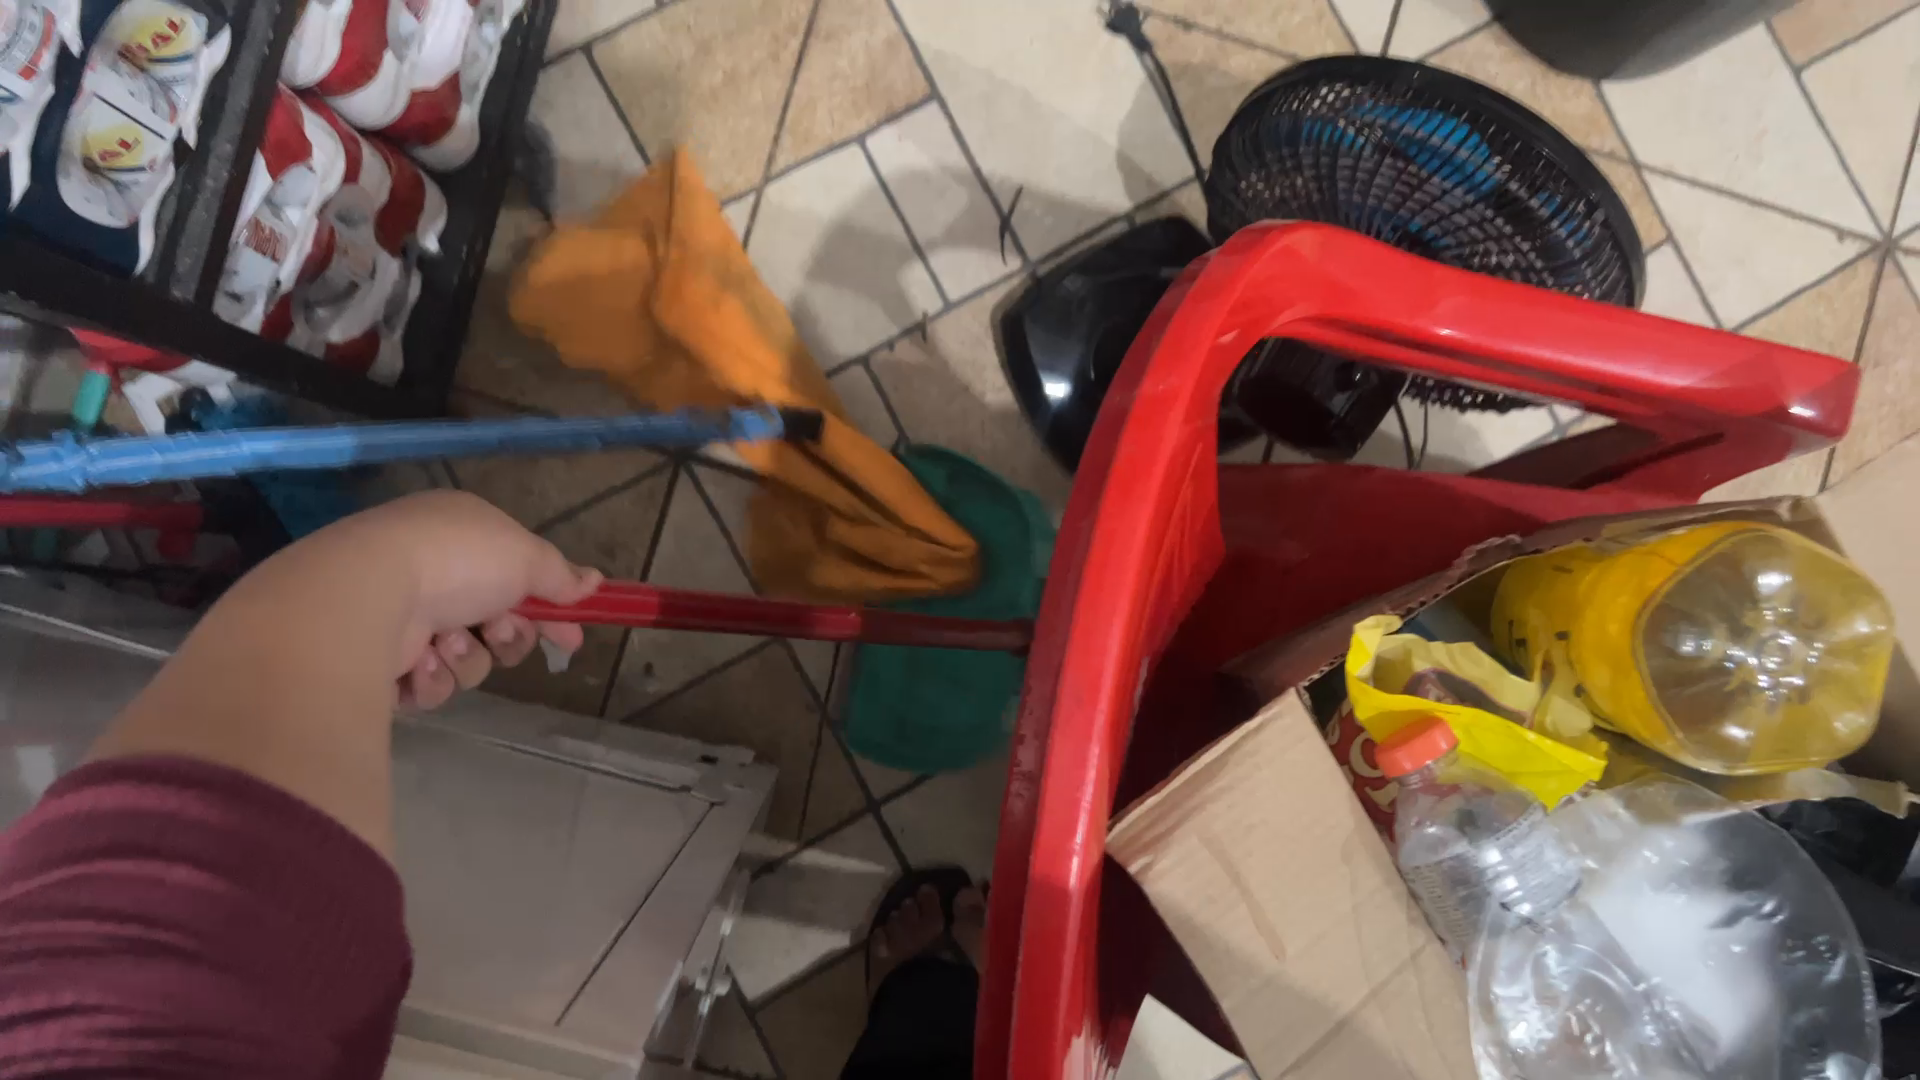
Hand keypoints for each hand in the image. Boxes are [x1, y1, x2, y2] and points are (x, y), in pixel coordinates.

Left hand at [306, 491, 602, 708]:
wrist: (366, 595)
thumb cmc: (458, 562)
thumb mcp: (529, 558)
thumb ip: (563, 574)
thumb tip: (594, 582)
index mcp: (462, 535)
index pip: (520, 575)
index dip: (550, 610)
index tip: (570, 638)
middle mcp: (431, 571)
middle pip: (496, 621)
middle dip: (507, 635)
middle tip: (499, 633)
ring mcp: (399, 614)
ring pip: (466, 657)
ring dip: (469, 657)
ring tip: (446, 644)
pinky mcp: (375, 658)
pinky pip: (428, 681)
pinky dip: (432, 677)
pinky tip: (420, 662)